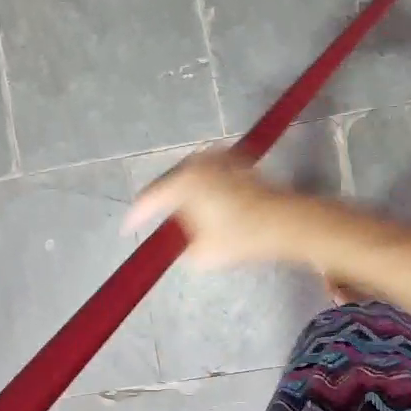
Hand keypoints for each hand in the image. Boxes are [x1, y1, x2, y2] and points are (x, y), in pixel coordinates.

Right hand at [125, 149, 336, 267]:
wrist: (284, 221)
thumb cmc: (240, 237)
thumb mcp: (201, 253)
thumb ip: (181, 244)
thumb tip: (181, 239)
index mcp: (182, 182)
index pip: (149, 197)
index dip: (136, 215)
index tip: (126, 228)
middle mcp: (196, 163)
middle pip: (168, 181)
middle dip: (159, 199)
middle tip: (150, 215)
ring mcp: (217, 158)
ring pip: (188, 173)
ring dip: (180, 189)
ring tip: (176, 209)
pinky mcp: (235, 160)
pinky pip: (207, 171)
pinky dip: (200, 183)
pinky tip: (203, 198)